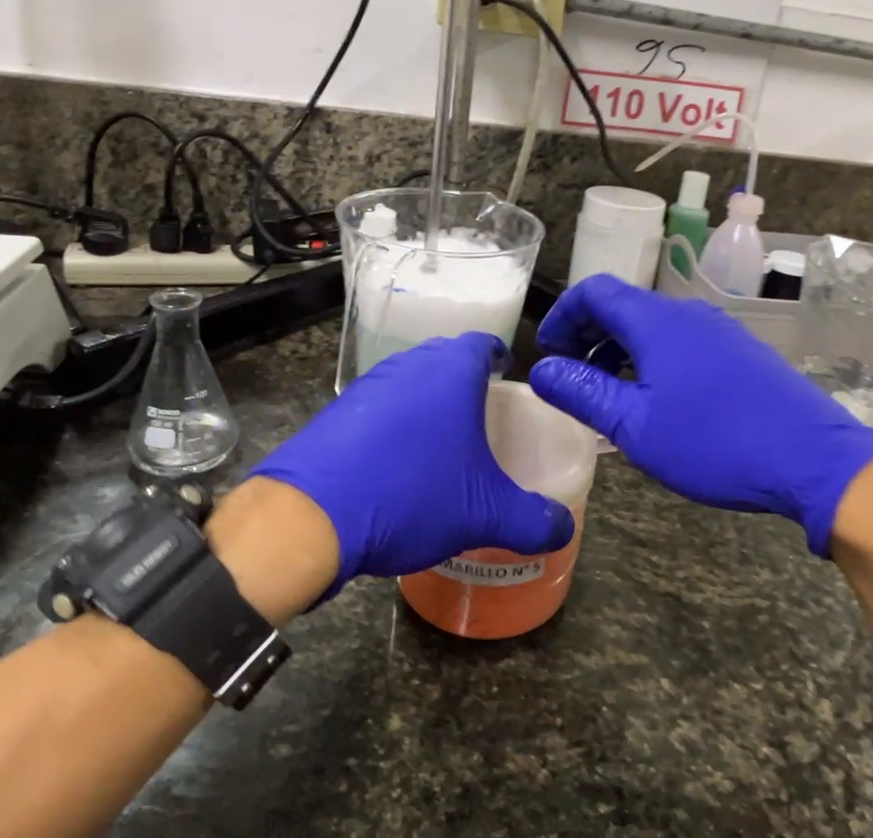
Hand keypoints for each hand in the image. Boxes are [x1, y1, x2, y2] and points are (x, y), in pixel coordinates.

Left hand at [253, 333, 575, 592]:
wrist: (310, 517)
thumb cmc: (411, 495)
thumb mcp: (485, 515)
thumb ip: (533, 521)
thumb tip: (563, 528)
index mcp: (449, 373)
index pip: (481, 344)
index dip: (497, 356)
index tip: (506, 374)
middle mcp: (407, 368)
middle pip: (443, 360)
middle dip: (464, 382)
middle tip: (482, 414)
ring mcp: (365, 389)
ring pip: (408, 384)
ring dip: (426, 404)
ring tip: (441, 441)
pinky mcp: (334, 416)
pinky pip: (376, 410)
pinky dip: (393, 427)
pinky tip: (396, 464)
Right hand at [528, 275, 872, 556]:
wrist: (813, 460)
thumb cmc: (715, 443)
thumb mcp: (636, 426)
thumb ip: (583, 393)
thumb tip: (541, 370)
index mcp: (657, 322)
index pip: (594, 292)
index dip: (562, 316)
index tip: (547, 353)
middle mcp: (687, 315)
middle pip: (623, 306)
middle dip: (587, 335)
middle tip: (570, 377)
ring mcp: (720, 332)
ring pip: (654, 327)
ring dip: (619, 350)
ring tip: (607, 394)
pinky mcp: (740, 354)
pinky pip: (682, 343)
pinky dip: (652, 360)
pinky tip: (655, 402)